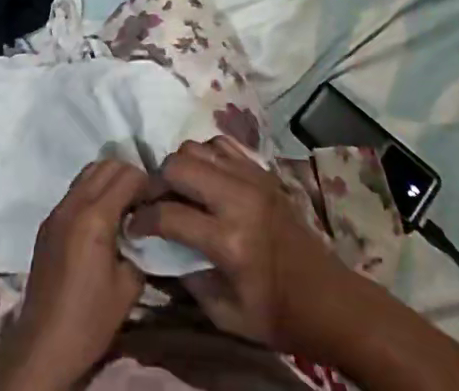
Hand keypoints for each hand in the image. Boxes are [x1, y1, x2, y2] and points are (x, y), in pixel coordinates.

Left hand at [0, 159, 152, 389]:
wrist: (43, 348)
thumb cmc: (91, 319)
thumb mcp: (131, 283)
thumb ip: (142, 243)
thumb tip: (147, 225)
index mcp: (95, 218)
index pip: (129, 174)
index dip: (148, 183)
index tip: (159, 202)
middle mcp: (73, 205)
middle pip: (108, 165)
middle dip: (130, 175)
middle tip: (143, 201)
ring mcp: (56, 212)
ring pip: (88, 172)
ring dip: (110, 180)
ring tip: (124, 206)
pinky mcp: (47, 224)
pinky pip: (75, 191)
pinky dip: (93, 192)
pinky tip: (102, 219)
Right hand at [129, 137, 358, 356]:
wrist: (325, 296)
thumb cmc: (273, 313)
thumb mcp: (223, 312)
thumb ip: (186, 276)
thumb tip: (159, 249)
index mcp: (229, 240)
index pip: (169, 214)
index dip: (142, 220)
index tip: (133, 228)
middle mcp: (239, 198)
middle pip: (180, 164)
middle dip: (158, 183)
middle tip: (155, 204)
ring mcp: (254, 179)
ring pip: (200, 147)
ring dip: (182, 167)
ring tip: (180, 191)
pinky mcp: (264, 172)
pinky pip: (224, 146)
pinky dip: (207, 156)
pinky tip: (206, 180)